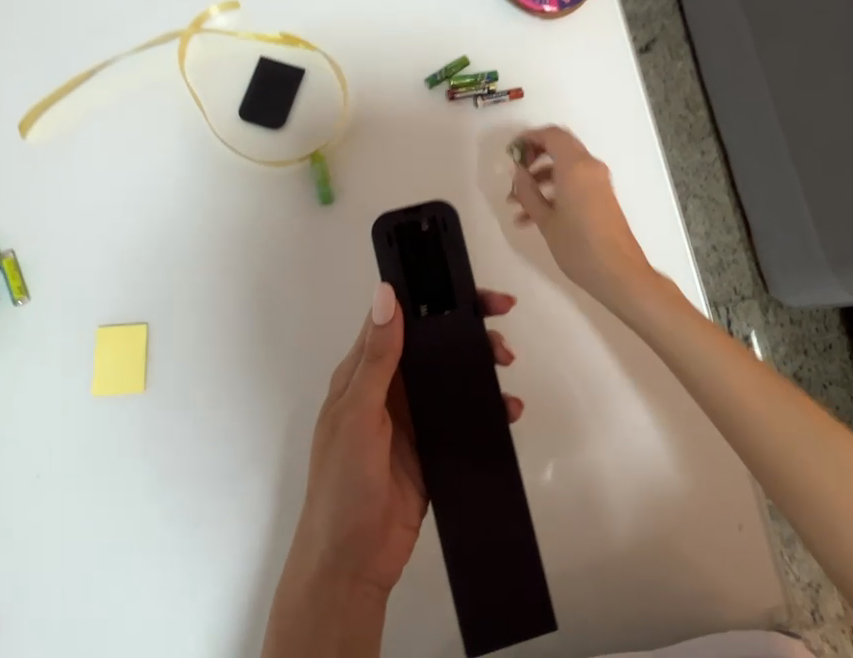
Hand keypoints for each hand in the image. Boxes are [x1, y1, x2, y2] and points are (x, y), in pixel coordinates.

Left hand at [263, 281, 520, 656]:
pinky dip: (488, 408)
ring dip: (480, 365)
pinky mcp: (433, 449)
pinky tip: (508, 410)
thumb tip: (386, 293)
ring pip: (453, 377)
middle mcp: (388, 390)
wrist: (352, 563)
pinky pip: (464, 417)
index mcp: (362, 374)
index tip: (469, 289)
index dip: (430, 296)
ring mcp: (412, 420)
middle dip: (467, 329)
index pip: (398, 319)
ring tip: (507, 365)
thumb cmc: (343, 484)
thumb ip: (377, 358)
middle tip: (503, 322)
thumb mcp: (358, 415)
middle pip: (433, 344)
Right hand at [509, 126, 657, 300]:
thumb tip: (518, 171)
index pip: (552, 135)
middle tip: (515, 176)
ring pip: (565, 167)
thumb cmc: (578, 246)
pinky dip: (554, 189)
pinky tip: (533, 217)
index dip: (529, 139)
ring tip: (517, 205)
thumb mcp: (545, 220)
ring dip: (540, 179)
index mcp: (575, 166)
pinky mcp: (601, 196)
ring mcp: (598, 182)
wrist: (618, 272)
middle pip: (559, 147)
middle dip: (534, 158)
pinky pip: (574, 182)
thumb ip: (528, 191)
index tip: (510, 153)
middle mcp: (590, 167)